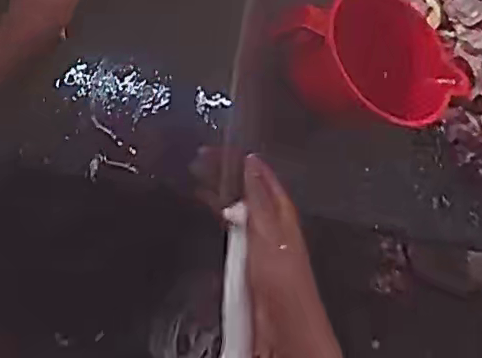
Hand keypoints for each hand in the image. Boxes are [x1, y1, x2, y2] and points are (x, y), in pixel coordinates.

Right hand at [195, 153, 340, 357]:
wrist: (284, 334)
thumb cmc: (285, 286)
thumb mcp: (268, 233)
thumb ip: (257, 198)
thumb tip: (250, 161)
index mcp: (280, 213)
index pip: (258, 174)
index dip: (238, 158)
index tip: (214, 147)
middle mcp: (270, 227)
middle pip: (244, 191)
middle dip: (223, 174)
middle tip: (199, 160)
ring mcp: (258, 247)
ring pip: (235, 211)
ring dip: (217, 195)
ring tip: (197, 181)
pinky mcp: (246, 267)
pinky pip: (229, 234)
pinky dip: (215, 221)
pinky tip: (205, 219)